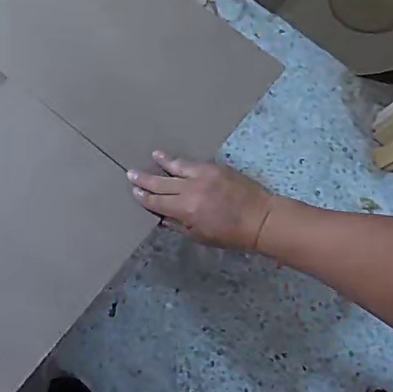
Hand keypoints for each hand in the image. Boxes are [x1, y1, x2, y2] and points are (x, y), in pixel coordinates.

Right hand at [128, 153, 282, 250]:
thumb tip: (163, 216)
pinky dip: (182, 162)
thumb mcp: (200, 236)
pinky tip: (176, 159)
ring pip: (177, 167)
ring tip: (154, 155)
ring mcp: (204, 175)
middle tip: (131, 173)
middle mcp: (191, 189)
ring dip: (163, 162)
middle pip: (162, 183)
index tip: (134, 192)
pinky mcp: (216, 168)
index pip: (158, 202)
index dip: (144, 198)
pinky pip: (193, 164)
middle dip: (145, 179)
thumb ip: (179, 224)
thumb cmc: (230, 234)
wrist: (261, 219)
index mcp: (185, 209)